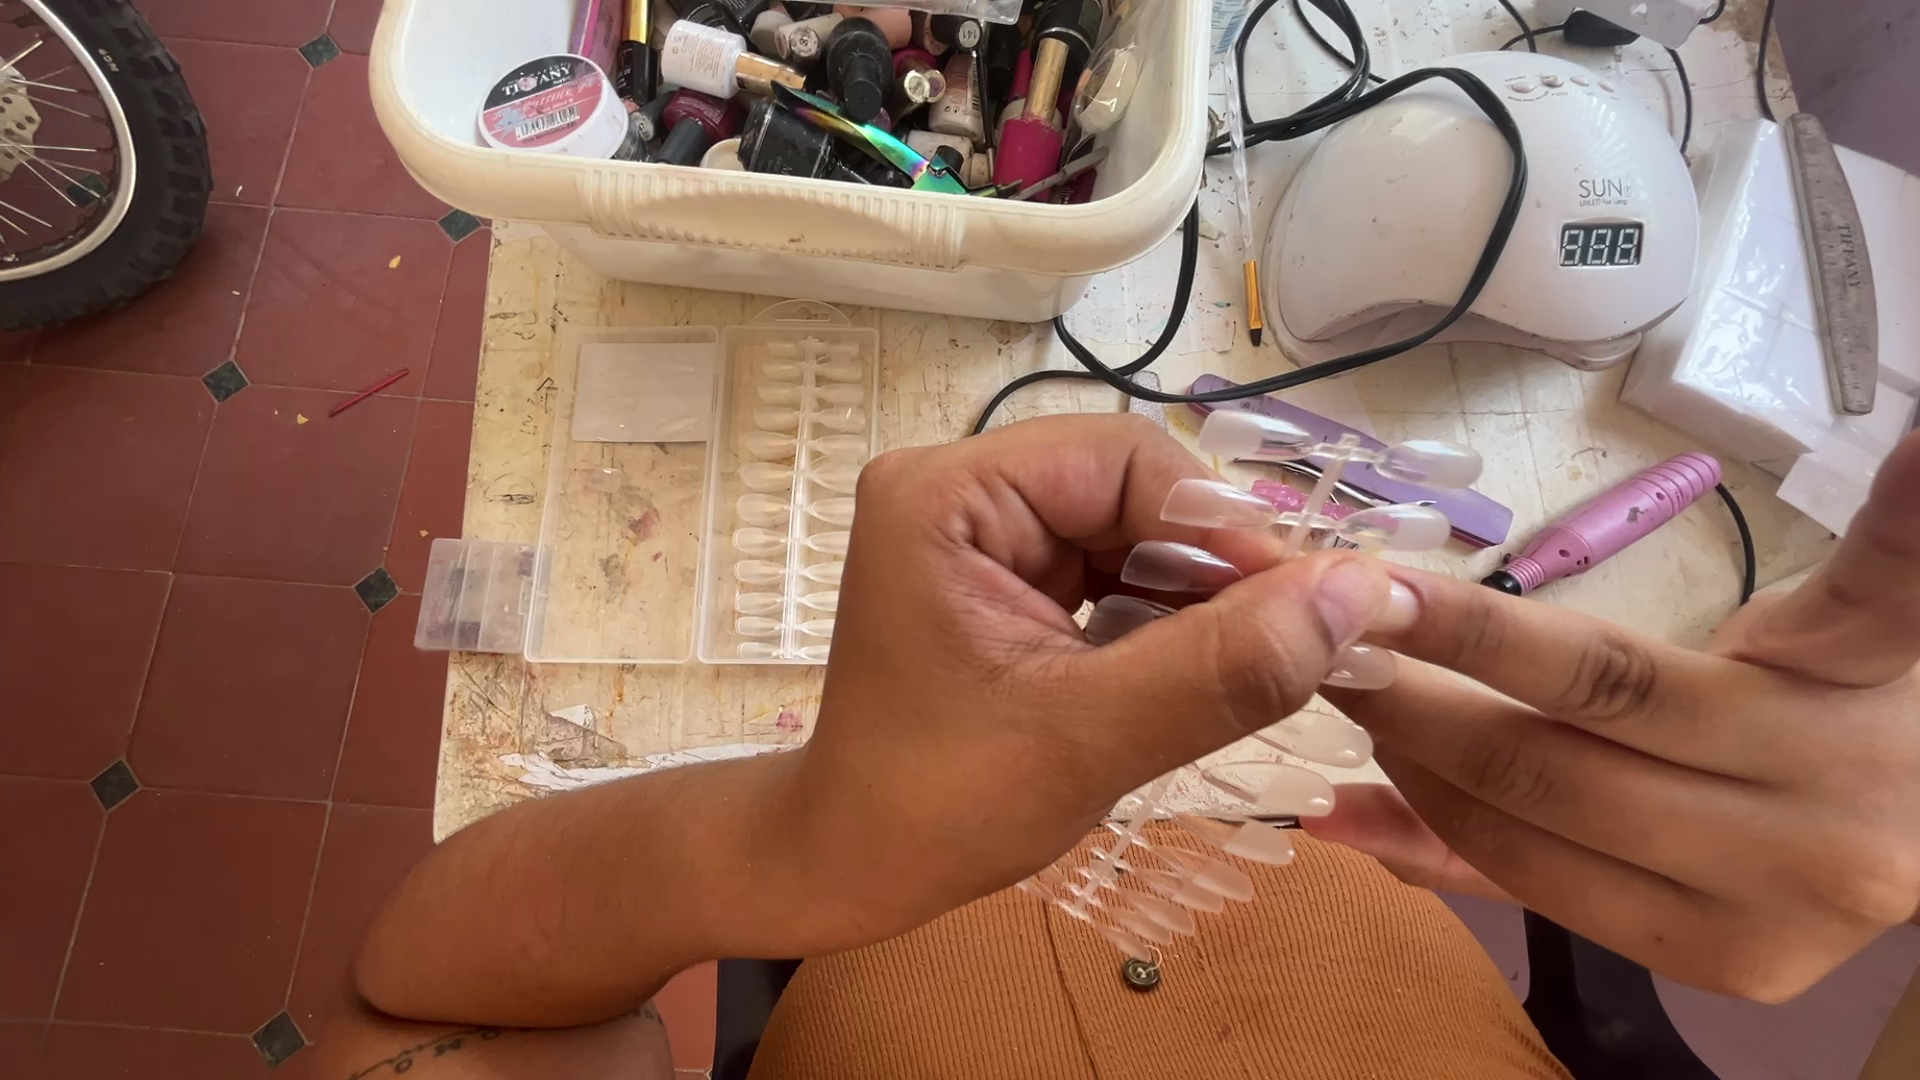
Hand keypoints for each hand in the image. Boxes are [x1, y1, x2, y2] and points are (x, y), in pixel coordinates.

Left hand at [768, 414, 1393, 952]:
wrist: (852, 856)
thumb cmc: (939, 808)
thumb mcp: (1088, 740)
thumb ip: (1222, 666)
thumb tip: (1354, 591)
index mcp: (945, 492)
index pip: (1121, 458)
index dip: (1220, 523)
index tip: (1303, 604)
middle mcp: (955, 485)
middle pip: (1124, 485)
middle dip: (1206, 563)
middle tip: (1280, 642)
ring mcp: (974, 524)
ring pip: (1123, 525)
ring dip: (1187, 590)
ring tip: (1233, 662)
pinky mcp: (995, 567)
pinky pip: (1101, 562)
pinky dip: (1154, 608)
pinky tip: (1178, 662)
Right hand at [1306, 434, 1919, 1002]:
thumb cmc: (1736, 833)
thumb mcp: (1609, 875)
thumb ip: (1469, 856)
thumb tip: (1321, 819)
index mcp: (1710, 940)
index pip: (1510, 841)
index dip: (1408, 766)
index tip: (1339, 692)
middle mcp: (1789, 873)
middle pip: (1544, 769)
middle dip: (1414, 701)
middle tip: (1331, 637)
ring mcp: (1844, 762)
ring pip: (1611, 687)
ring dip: (1476, 634)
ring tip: (1389, 595)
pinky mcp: (1890, 662)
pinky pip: (1882, 594)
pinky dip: (1895, 523)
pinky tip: (1904, 451)